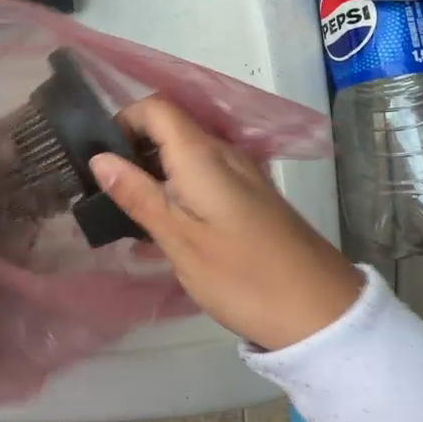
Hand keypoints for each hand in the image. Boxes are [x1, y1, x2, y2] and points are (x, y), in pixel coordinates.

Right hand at [89, 97, 363, 350]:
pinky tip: (164, 228)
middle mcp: (224, 154)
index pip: (155, 107)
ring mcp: (241, 175)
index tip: (101, 157)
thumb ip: (138, 195)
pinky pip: (202, 175)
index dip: (122, 120)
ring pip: (184, 154)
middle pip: (169, 128)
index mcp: (202, 156)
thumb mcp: (179, 240)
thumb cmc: (243, 277)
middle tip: (107, 191)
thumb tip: (99, 158)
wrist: (323, 314)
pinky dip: (176, 189)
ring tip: (130, 213)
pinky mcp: (250, 197)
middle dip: (132, 149)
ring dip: (152, 173)